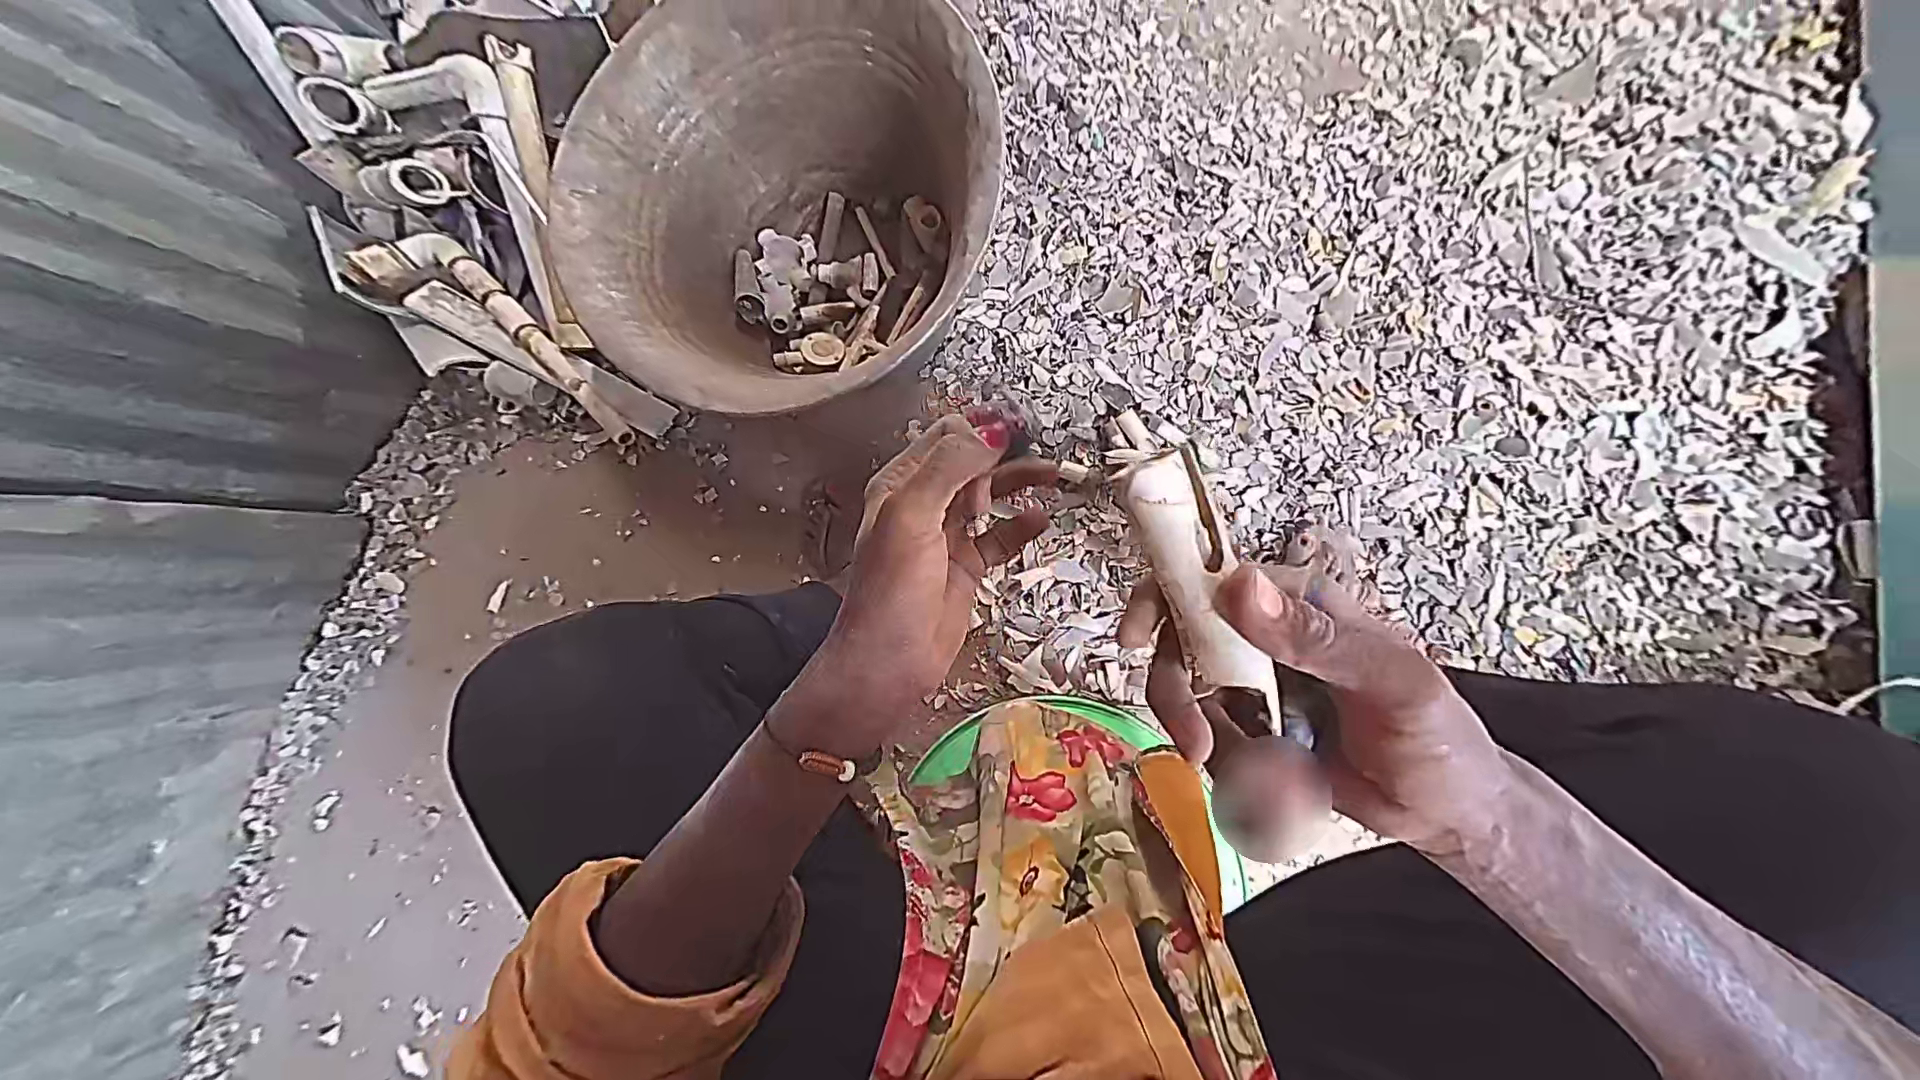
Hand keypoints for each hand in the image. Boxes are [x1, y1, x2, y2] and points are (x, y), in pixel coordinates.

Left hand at [798, 415, 1054, 746]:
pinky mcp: (966, 564)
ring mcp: (947, 535)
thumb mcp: (912, 517)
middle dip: (1006, 454)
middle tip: (1039, 452)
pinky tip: (1038, 519)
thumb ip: (950, 468)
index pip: (947, 438)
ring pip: (990, 495)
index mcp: (901, 485)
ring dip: (1019, 483)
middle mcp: (924, 505)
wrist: (891, 662)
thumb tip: (990, 430)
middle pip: (973, 463)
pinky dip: (1021, 526)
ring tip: (1051, 475)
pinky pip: (1000, 536)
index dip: (982, 429)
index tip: (1018, 428)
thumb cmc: (887, 596)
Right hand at [1121, 561, 1509, 855]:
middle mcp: (1258, 638)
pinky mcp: (1245, 731)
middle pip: (1178, 647)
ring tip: (1272, 783)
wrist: (1449, 813)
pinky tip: (1289, 791)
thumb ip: (1315, 635)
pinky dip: (1240, 777)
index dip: (1160, 597)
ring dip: (1217, 747)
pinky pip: (1212, 746)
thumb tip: (1238, 585)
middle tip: (1198, 745)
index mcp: (1292, 603)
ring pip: (1189, 703)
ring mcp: (1248, 687)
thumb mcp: (1390, 680)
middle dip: (1180, 698)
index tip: (1136, 638)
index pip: (1207, 579)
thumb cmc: (1436, 735)